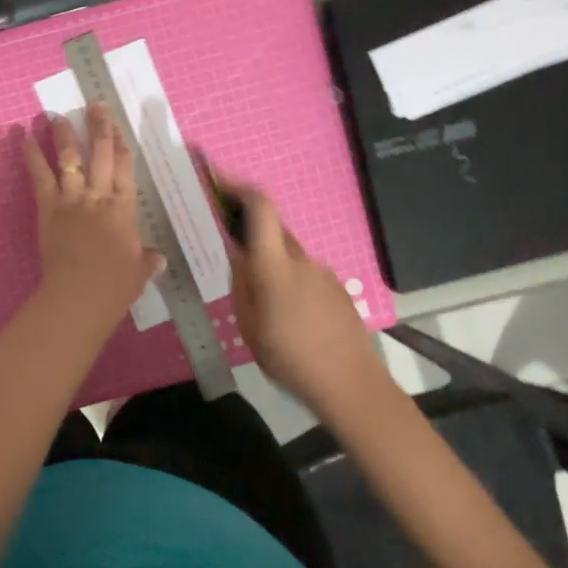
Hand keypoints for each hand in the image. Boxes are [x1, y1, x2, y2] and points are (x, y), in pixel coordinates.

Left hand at [19, 104, 162, 327]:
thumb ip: (147, 260)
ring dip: (63, 134)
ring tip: (57, 116)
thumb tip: (158, 258)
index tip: (117, 126)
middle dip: (98, 126)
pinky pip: (39, 176)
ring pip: (70, 158)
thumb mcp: (139, 272)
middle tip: (94, 105)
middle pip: (100, 154)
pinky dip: (31, 155)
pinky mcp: (48, 208)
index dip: (120, 144)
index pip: (124, 168)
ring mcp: (72, 199)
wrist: (80, 295)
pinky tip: (24, 137)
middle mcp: (99, 196)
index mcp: (124, 209)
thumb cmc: (115, 286)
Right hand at [218, 179, 383, 399]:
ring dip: (270, 264)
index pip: (260, 207)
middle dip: (249, 233)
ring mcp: (323, 272)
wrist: (350, 383)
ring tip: (261, 303)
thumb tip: (237, 255)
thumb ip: (241, 284)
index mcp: (274, 265)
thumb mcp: (248, 325)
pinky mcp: (337, 288)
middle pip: (273, 230)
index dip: (238, 188)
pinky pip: (304, 274)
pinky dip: (289, 282)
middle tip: (228, 253)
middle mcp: (301, 259)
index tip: (218, 184)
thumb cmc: (290, 358)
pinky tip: (288, 317)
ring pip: (288, 255)